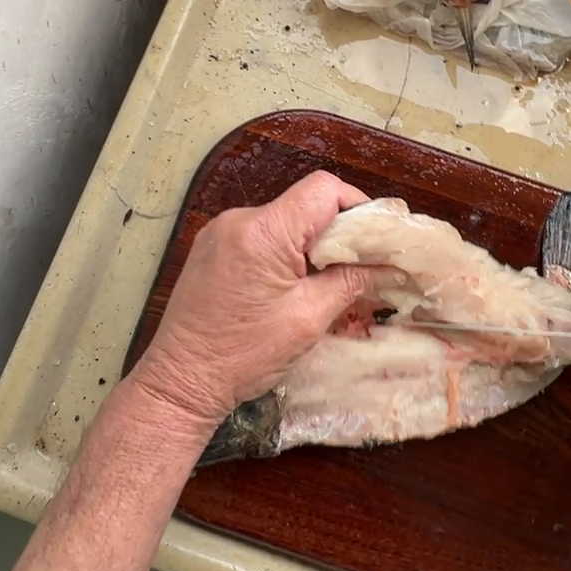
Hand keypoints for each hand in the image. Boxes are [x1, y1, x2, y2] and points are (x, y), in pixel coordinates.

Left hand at [129, 171, 397, 428]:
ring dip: (311, 242)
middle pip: (305, 203)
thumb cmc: (243, 356)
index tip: (376, 238)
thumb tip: (390, 265)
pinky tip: (293, 284)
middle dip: (338, 230)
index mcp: (263, 232)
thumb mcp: (308, 319)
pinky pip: (262, 233)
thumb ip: (351, 282)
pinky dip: (285, 250)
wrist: (180, 381)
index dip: (357, 206)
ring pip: (285, 219)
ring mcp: (222, 231)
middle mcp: (239, 220)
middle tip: (361, 265)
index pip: (323, 190)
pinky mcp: (213, 245)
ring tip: (328, 279)